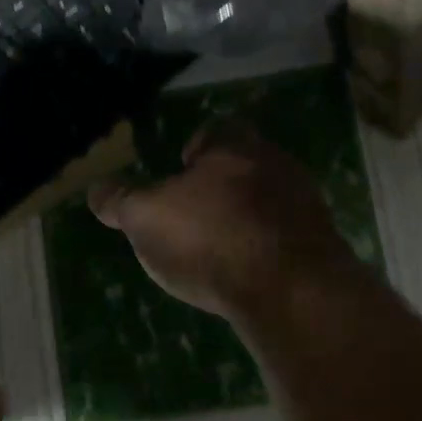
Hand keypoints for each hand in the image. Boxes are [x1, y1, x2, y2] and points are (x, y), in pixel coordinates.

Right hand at [86, 122, 367, 324]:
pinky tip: (249, 275)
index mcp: (233, 145)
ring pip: (269, 201)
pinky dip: (268, 250)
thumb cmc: (210, 239)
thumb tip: (98, 191)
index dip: (193, 151)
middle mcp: (276, 162)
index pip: (215, 130)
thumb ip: (121, 201)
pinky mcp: (323, 243)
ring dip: (247, 219)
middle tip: (194, 217)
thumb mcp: (145, 218)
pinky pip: (288, 237)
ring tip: (220, 252)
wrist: (292, 290)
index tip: (177, 176)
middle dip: (221, 187)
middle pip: (244, 165)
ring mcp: (307, 203)